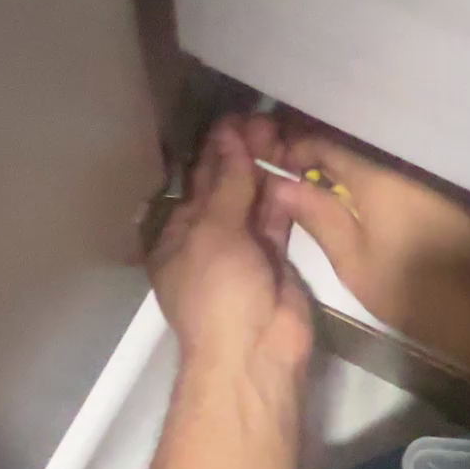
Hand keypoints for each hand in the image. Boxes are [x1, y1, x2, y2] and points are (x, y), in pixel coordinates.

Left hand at [149, 115, 312, 386]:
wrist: (256, 351)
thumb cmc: (219, 291)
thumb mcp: (213, 232)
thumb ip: (226, 184)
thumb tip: (230, 137)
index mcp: (177, 238)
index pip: (195, 184)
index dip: (214, 151)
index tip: (236, 118)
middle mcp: (208, 241)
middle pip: (226, 189)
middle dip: (242, 155)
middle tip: (266, 117)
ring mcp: (243, 252)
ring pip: (253, 202)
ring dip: (264, 170)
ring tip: (281, 130)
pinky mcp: (276, 260)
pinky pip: (277, 220)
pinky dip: (283, 195)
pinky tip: (292, 163)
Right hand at [270, 133, 469, 363]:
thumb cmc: (417, 291)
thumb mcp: (355, 263)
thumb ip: (319, 219)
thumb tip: (282, 186)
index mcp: (375, 174)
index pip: (322, 142)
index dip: (291, 148)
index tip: (269, 165)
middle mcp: (401, 161)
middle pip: (348, 144)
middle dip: (314, 152)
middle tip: (286, 173)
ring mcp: (425, 172)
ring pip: (371, 156)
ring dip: (340, 163)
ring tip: (312, 183)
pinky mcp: (441, 188)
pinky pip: (392, 169)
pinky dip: (367, 176)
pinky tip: (352, 196)